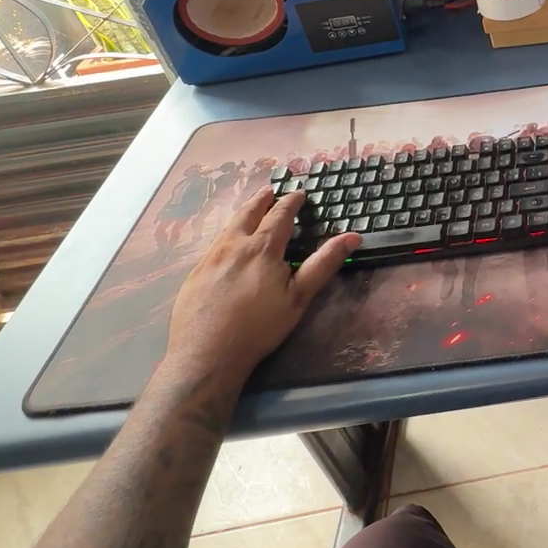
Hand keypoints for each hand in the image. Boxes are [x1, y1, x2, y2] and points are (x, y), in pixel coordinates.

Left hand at [164, 190, 357, 384]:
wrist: (206, 357)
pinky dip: (228, 234)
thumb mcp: (299, 296)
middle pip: (249, 212)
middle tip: (272, 190)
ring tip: (252, 210)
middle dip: (263, 199)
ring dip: (244, 214)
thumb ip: (324, 263)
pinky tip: (229, 244)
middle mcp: (234, 245)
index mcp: (263, 248)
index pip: (280, 215)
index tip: (299, 193)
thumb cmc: (259, 327)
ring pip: (229, 226)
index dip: (291, 202)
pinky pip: (214, 245)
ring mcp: (210, 259)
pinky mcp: (194, 275)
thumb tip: (352, 236)